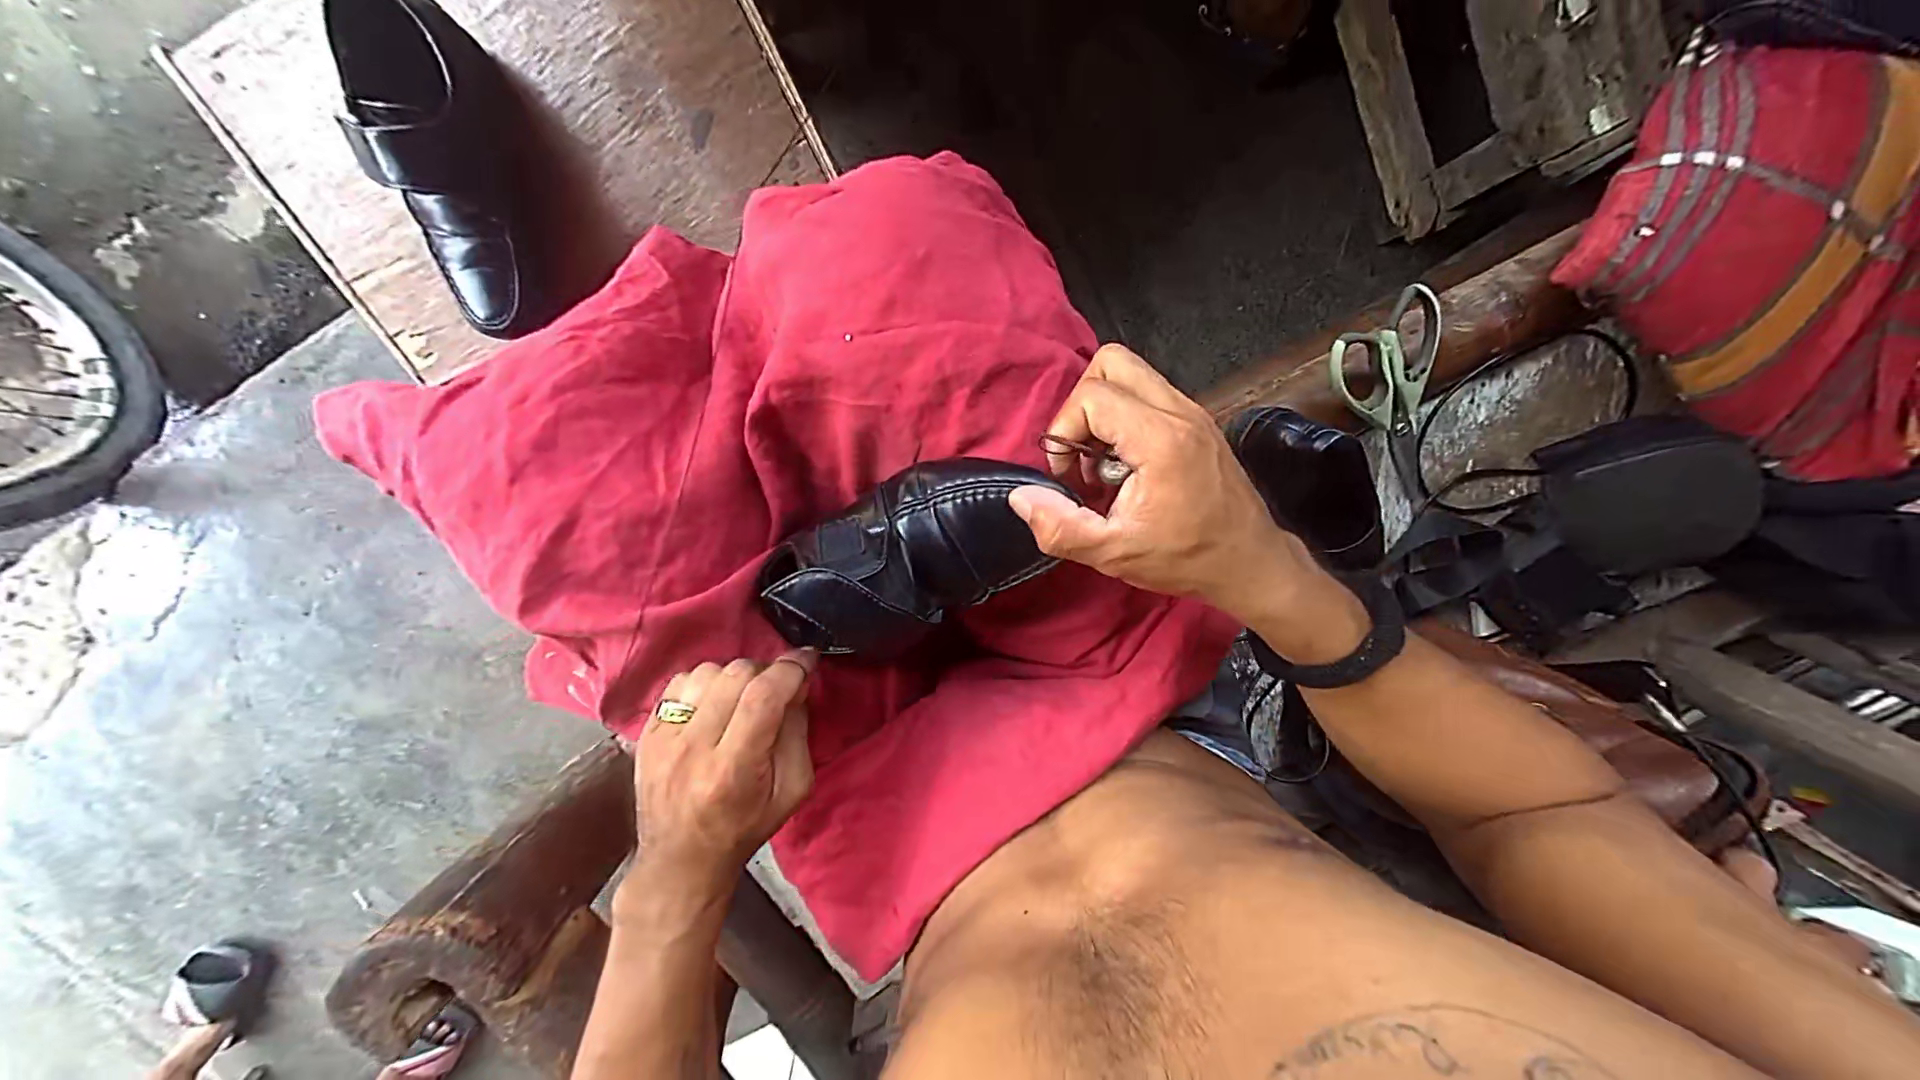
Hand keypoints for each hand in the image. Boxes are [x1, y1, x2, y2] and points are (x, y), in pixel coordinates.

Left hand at [627, 652, 816, 896]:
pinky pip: (681, 680)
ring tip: (742, 699)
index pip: (763, 696)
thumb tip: (797, 685)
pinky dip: (705, 682)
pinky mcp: (647, 731)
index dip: (791, 668)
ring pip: (708, 671)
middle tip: (776, 689)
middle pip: (737, 675)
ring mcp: (664, 738)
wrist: (681, 859)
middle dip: (767, 672)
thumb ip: (798, 733)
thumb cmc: (745, 828)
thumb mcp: (792, 790)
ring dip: (735, 677)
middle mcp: (693, 748)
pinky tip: (713, 703)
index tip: (807, 660)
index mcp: (732, 769)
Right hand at [1008, 344, 1318, 622]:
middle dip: (1080, 405)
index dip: (1064, 431)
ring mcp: (1193, 412)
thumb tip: (1022, 497)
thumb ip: (1060, 528)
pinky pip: (1148, 394)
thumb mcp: (1114, 554)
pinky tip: (1126, 465)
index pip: (1092, 396)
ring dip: (1102, 410)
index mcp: (1161, 440)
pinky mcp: (1197, 421)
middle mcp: (1180, 412)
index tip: (1069, 476)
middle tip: (1082, 454)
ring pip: (1130, 373)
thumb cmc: (1187, 559)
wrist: (1250, 562)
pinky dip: (1124, 418)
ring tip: (1103, 462)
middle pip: (1112, 362)